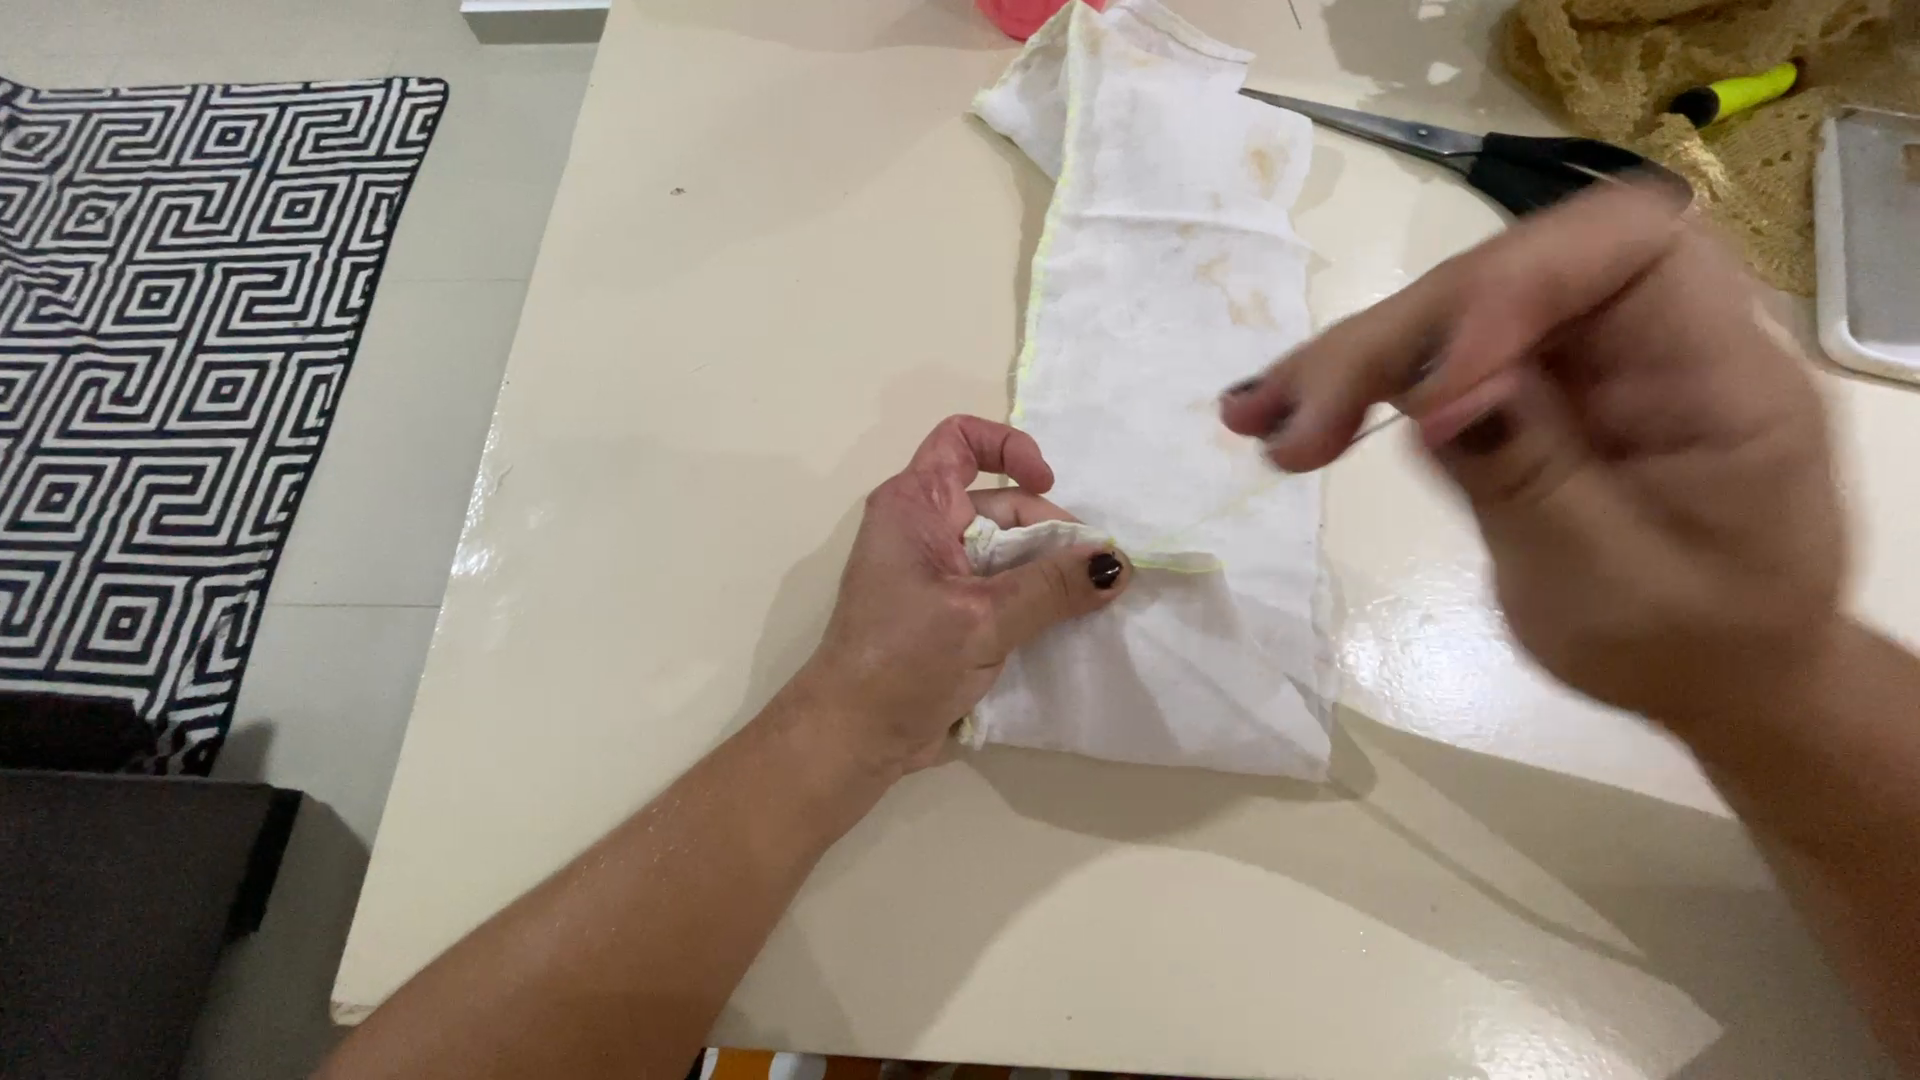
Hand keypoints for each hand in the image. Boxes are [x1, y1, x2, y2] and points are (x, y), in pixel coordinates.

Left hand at [787, 416, 1130, 777]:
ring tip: (1093, 598)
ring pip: (1006, 549)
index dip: (1009, 447)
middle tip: (1092, 573)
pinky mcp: (951, 610)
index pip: (961, 440)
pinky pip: (1002, 586)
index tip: (1048, 485)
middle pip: (1000, 502)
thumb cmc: (903, 662)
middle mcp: (924, 528)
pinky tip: (1071, 618)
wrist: (856, 737)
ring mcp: (938, 572)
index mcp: (914, 505)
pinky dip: (1035, 596)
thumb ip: (1051, 587)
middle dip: (1047, 529)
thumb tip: (1116, 563)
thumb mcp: (983, 618)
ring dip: (1048, 568)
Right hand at [1219, 184, 1845, 732]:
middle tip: (1289, 420)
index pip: (1620, 250)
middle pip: (1494, 284)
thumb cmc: (1684, 642)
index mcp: (1714, 371)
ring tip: (1251, 414)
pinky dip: (1344, 390)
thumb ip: (1528, 476)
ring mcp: (1565, 363)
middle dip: (1384, 343)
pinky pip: (1418, 366)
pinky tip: (1275, 415)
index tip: (1420, 393)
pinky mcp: (1509, 391)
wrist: (1705, 671)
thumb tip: (1434, 399)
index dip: (1508, 290)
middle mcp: (1635, 341)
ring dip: (1339, 363)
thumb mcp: (1610, 579)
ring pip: (1438, 321)